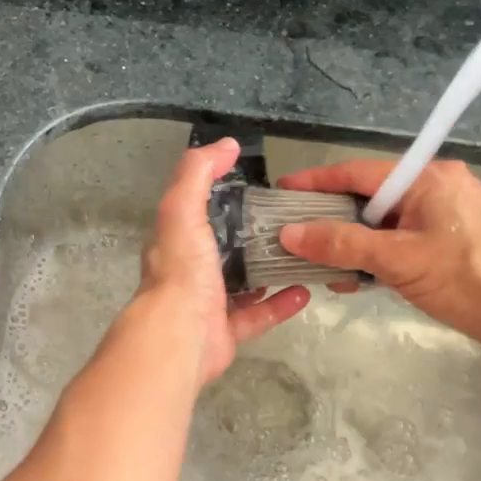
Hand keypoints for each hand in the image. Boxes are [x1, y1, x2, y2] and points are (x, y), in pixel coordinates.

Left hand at [135, 138, 310, 388]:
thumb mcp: (182, 210)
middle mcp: (188, 271)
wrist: (178, 335)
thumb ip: (197, 174)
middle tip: (291, 221)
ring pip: (241, 283)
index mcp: (175, 241)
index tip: (257, 185)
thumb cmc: (181, 270)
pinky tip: (306, 291)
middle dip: (251, 235)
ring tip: (304, 254)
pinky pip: (257, 316)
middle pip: (222, 248)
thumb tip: (225, 144)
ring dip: (268, 270)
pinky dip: (280, 304)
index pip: (196, 212)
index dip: (221, 197)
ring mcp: (206, 303)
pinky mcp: (225, 332)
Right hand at [275, 159, 480, 361]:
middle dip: (327, 219)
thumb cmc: (476, 280)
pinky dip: (375, 257)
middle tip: (288, 236)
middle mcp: (437, 189)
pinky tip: (356, 279)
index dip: (313, 183)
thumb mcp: (399, 261)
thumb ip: (341, 244)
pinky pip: (400, 241)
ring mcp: (449, 217)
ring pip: (382, 223)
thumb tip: (288, 233)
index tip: (276, 194)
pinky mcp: (456, 244)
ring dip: (350, 244)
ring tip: (318, 266)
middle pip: (367, 197)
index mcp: (427, 180)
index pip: (355, 172)